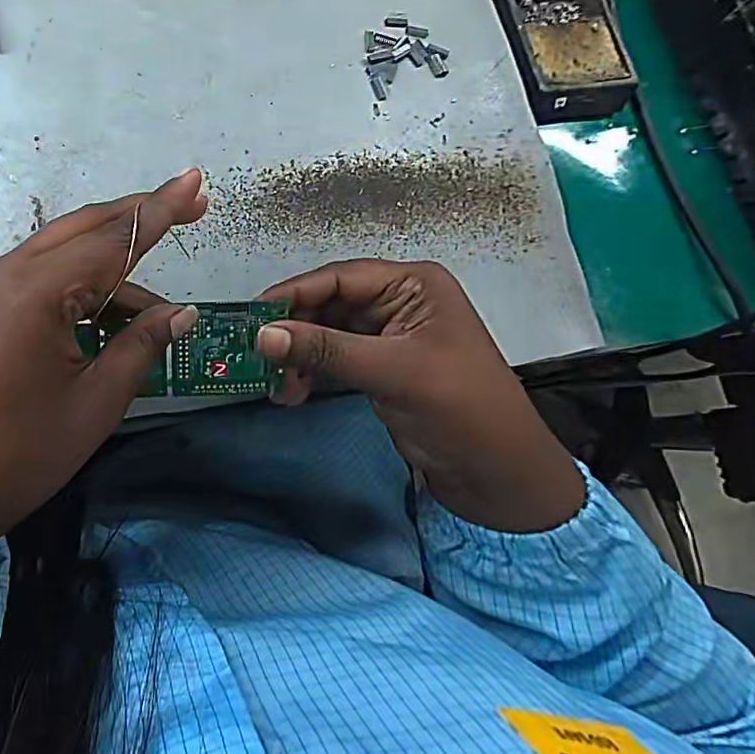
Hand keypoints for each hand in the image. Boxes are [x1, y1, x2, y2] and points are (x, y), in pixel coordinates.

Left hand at [0, 170, 206, 633]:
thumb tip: (182, 312)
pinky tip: (107, 315)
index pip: (113, 239)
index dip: (160, 210)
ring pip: (61, 252)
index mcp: (37, 291)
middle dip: (138, 216)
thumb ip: (141, 345)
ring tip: (154, 304)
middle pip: (84, 228)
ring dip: (110, 262)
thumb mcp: (95, 403)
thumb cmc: (19, 455)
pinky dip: (80, 285)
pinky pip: (40, 278)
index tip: (195, 182)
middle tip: (190, 206)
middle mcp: (7, 274)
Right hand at [255, 259, 583, 531]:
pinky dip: (310, 375)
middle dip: (295, 331)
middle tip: (258, 356)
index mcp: (414, 286)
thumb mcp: (393, 372)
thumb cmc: (461, 408)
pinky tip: (292, 393)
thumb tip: (263, 335)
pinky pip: (333, 362)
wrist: (501, 476)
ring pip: (326, 335)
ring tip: (277, 386)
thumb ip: (326, 350)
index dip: (294, 293)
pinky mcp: (379, 370)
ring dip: (299, 358)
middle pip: (329, 305)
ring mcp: (388, 338)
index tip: (253, 314)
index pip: (341, 278)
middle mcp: (399, 303)